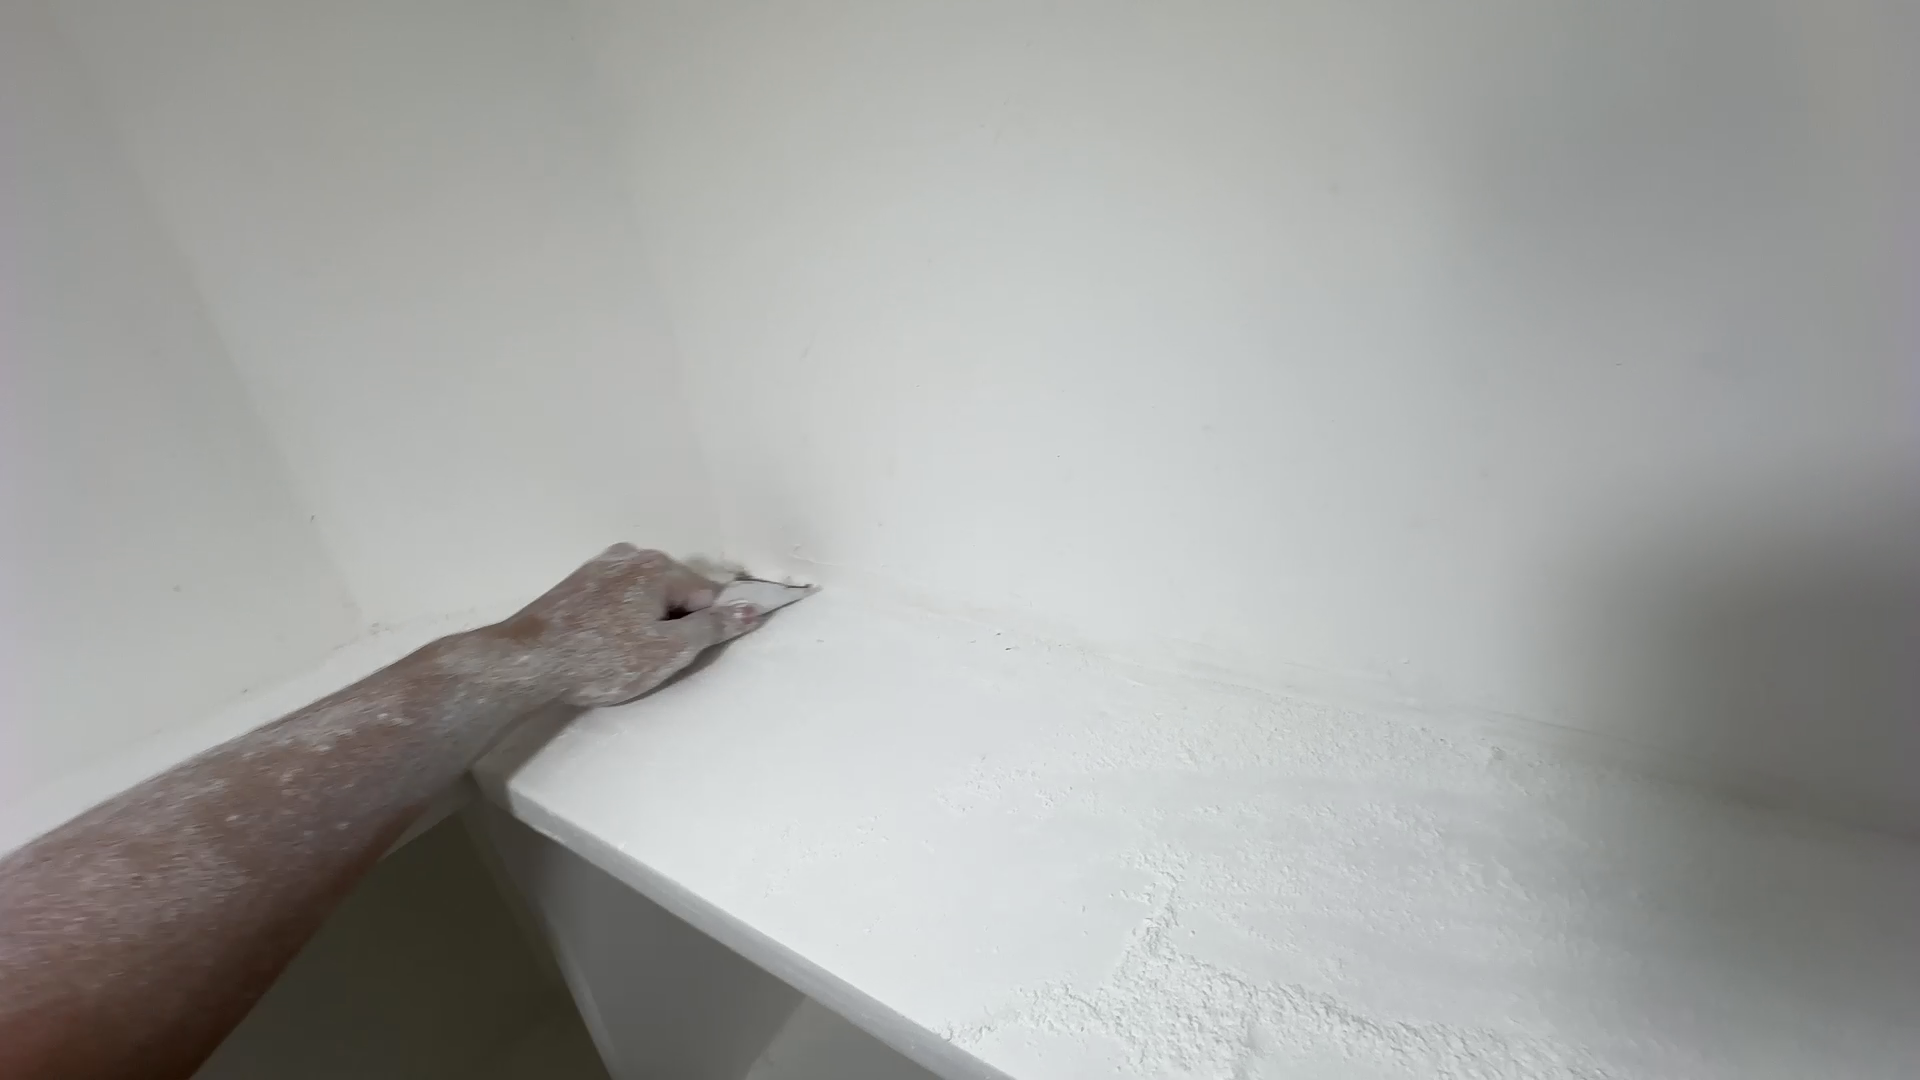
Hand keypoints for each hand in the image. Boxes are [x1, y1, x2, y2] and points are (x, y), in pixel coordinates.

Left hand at [493, 544, 760, 706]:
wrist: (524, 664)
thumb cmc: (604, 660)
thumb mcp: (669, 650)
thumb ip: (714, 627)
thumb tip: (755, 609)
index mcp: (661, 567)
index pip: (708, 597)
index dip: (701, 629)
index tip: (679, 653)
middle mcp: (634, 555)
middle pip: (677, 592)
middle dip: (673, 623)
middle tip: (647, 657)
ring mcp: (603, 565)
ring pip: (647, 595)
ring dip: (646, 620)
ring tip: (621, 653)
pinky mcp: (578, 581)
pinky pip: (619, 597)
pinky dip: (621, 617)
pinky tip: (603, 642)